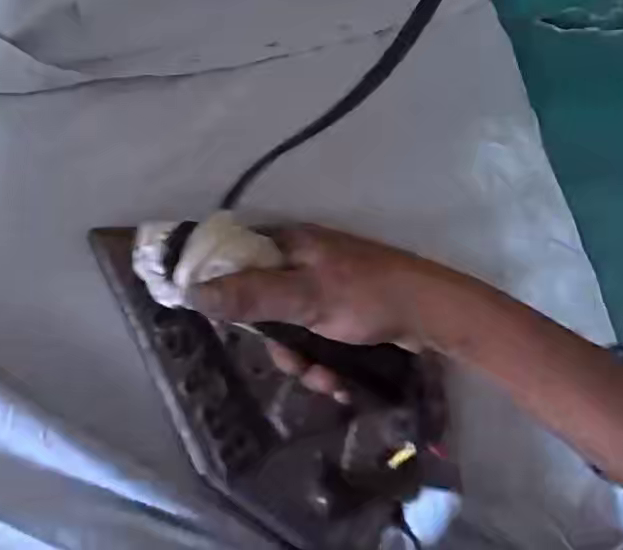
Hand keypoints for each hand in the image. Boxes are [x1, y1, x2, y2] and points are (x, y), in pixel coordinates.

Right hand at [187, 224, 485, 393]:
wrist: (430, 313)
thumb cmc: (365, 296)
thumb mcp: (305, 298)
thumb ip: (250, 294)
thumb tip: (192, 289)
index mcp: (287, 242)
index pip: (235, 256)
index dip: (221, 287)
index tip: (222, 322)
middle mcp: (298, 258)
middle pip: (260, 302)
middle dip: (278, 343)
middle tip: (296, 364)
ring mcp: (320, 284)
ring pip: (287, 327)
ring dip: (304, 361)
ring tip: (328, 379)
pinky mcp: (338, 309)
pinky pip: (312, 336)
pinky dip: (322, 361)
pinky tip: (340, 380)